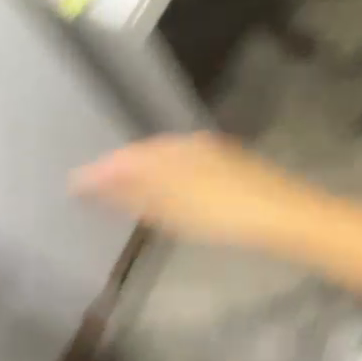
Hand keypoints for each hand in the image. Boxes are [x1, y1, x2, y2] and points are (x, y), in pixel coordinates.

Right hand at [69, 133, 321, 246]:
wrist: (286, 215)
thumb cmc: (225, 213)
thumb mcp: (172, 207)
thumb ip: (132, 192)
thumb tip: (93, 179)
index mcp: (173, 150)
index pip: (126, 157)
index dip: (100, 171)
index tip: (75, 184)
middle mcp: (192, 144)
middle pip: (147, 153)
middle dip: (121, 167)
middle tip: (96, 184)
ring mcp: (216, 153)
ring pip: (169, 157)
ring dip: (146, 171)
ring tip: (127, 188)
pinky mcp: (235, 166)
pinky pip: (189, 164)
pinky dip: (171, 175)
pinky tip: (173, 190)